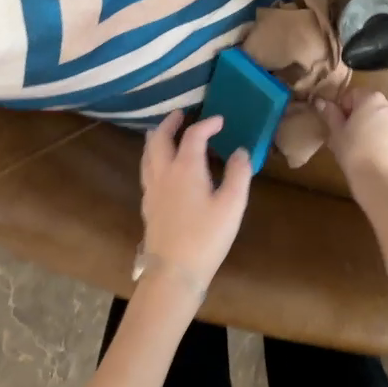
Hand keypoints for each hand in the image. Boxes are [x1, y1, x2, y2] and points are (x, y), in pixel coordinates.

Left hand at [140, 110, 252, 287]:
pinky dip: (153, 158)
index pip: (193, 135)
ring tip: (163, 133)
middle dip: (170, 123)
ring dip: (156, 138)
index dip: (207, 124)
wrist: (173, 272)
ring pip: (148, 154)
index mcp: (185, 168)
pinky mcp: (148, 206)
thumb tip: (240, 151)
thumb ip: (239, 174)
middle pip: (159, 138)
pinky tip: (160, 169)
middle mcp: (164, 173)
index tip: (219, 121)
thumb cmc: (206, 237)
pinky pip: (147, 171)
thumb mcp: (232, 205)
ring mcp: (152, 190)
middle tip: (180, 114)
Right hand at [319, 88, 387, 191]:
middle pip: (375, 108)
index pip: (355, 95)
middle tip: (355, 137)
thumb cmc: (352, 152)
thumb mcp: (336, 132)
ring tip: (370, 150)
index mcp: (372, 99)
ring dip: (381, 131)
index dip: (345, 108)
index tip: (341, 124)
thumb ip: (331, 113)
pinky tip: (385, 159)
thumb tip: (322, 101)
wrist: (377, 180)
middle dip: (365, 118)